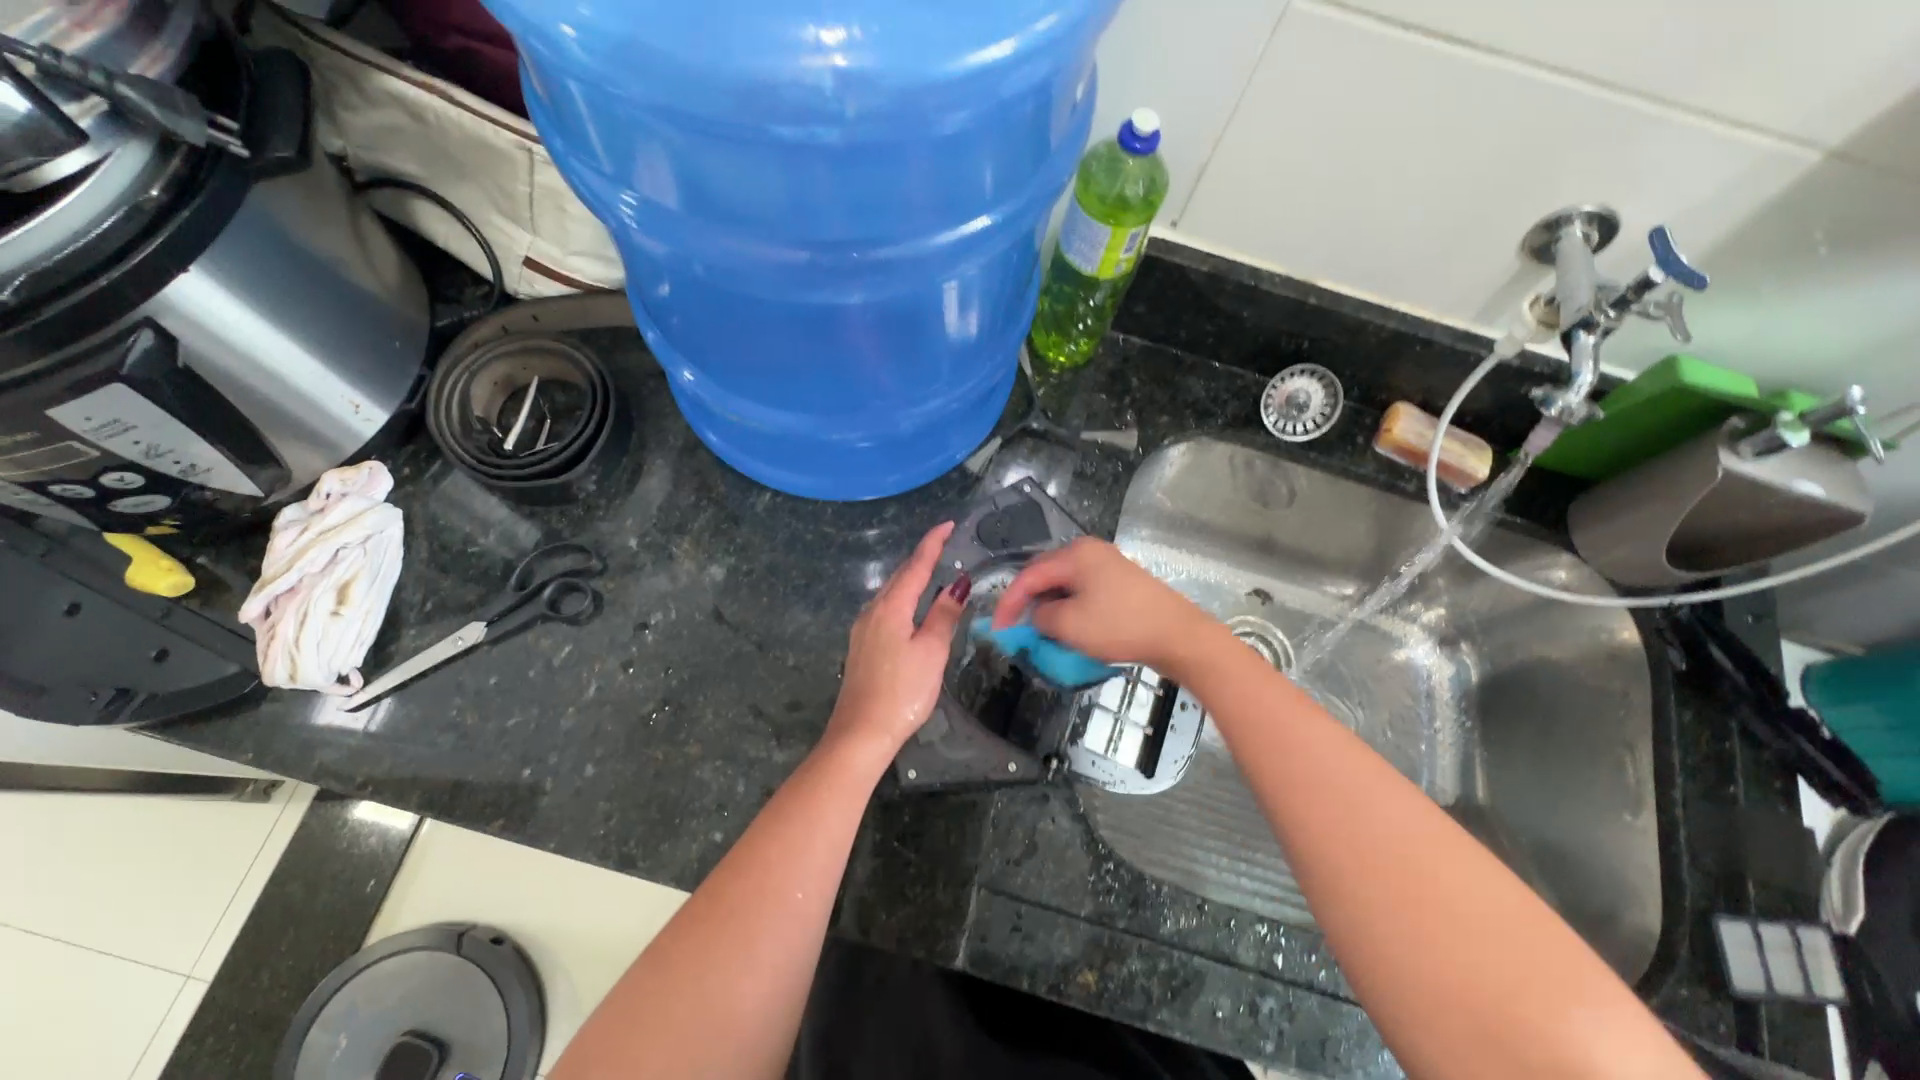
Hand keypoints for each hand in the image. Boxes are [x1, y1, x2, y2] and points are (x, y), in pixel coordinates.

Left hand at [822, 522, 968, 761]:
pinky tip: (910, 608)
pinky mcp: (861, 646)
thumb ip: (943, 616)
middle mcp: (872, 611)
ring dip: (910, 579)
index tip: (948, 524)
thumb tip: (956, 584)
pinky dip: (902, 599)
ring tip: (932, 571)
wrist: (861, 732)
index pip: (916, 566)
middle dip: (921, 558)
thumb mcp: (931, 652)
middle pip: (900, 577)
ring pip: (890, 593)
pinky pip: (885, 609)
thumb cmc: (902, 691)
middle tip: (944, 544)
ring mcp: (863, 629)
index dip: (932, 544)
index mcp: (891, 607)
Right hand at [991, 537, 1218, 673]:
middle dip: (1028, 602)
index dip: (1009, 602)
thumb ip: (1041, 617)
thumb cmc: (1120, 626)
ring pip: (1066, 585)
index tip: (999, 630)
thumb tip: (1037, 615)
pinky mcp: (1122, 584)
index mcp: (1075, 554)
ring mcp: (1109, 566)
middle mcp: (1091, 552)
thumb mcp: (1069, 625)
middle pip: (1046, 574)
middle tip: (1017, 628)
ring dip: (1050, 607)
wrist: (1178, 636)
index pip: (1028, 575)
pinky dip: (1070, 609)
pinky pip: (1084, 592)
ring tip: (1040, 631)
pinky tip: (1069, 628)